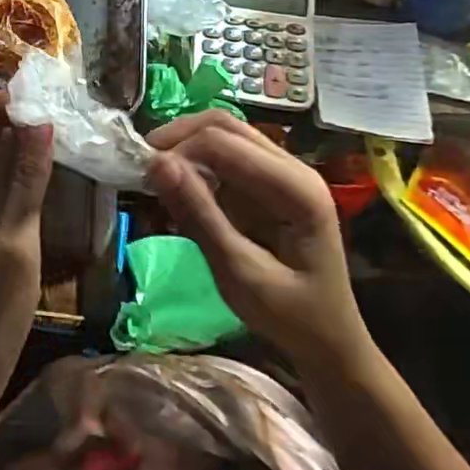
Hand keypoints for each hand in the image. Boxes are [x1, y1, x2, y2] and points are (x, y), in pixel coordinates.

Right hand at [146, 111, 371, 363]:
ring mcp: (279, 173)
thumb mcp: (240, 274)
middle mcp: (291, 167)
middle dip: (177, 139)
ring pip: (222, 135)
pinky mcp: (264, 184)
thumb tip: (157, 164)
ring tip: (151, 176)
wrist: (329, 343)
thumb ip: (200, 216)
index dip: (178, 150)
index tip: (141, 177)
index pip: (223, 141)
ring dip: (183, 147)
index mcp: (296, 187)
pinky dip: (193, 165)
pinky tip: (174, 188)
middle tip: (139, 167)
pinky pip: (223, 157)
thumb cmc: (291, 316)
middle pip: (223, 126)